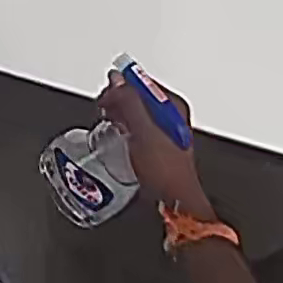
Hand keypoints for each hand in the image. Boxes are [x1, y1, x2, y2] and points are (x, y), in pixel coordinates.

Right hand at [96, 70, 205, 210]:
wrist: (176, 203)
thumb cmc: (165, 170)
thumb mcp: (142, 129)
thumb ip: (128, 101)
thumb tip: (116, 79)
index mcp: (172, 105)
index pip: (139, 80)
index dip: (119, 86)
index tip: (108, 96)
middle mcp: (170, 113)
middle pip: (135, 93)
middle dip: (117, 98)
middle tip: (106, 109)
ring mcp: (164, 127)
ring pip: (133, 107)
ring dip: (118, 111)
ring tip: (110, 121)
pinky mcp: (157, 140)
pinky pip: (134, 121)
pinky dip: (122, 122)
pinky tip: (118, 132)